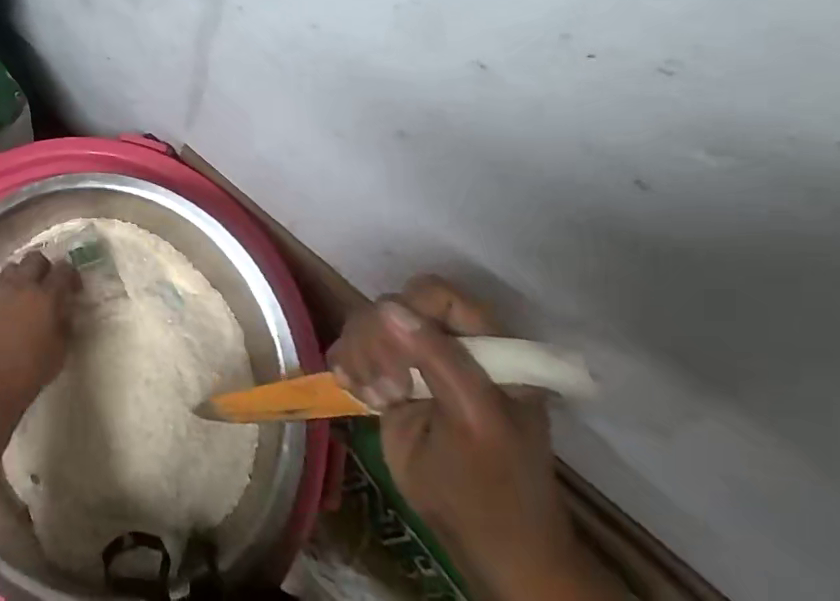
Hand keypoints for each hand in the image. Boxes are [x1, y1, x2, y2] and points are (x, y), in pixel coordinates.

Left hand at [0, 252, 81, 403]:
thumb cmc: (32, 369)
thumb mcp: (61, 349)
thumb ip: (66, 323)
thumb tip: (65, 310)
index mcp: (47, 296)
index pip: (63, 270)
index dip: (71, 275)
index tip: (73, 288)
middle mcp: (23, 286)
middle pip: (35, 258)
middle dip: (45, 267)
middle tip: (49, 284)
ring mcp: (1, 291)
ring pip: (13, 266)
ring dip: (23, 274)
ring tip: (27, 291)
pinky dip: (7, 289)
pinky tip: (10, 306)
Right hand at [329, 276, 614, 600]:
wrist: (483, 543)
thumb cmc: (493, 484)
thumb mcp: (476, 419)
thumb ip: (439, 358)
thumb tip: (389, 306)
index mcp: (488, 344)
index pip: (438, 295)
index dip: (411, 312)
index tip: (401, 356)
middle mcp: (448, 343)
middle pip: (393, 305)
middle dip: (380, 341)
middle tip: (390, 388)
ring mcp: (415, 362)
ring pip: (367, 324)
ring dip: (361, 354)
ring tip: (376, 394)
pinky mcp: (387, 380)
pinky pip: (352, 349)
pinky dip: (347, 364)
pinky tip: (357, 391)